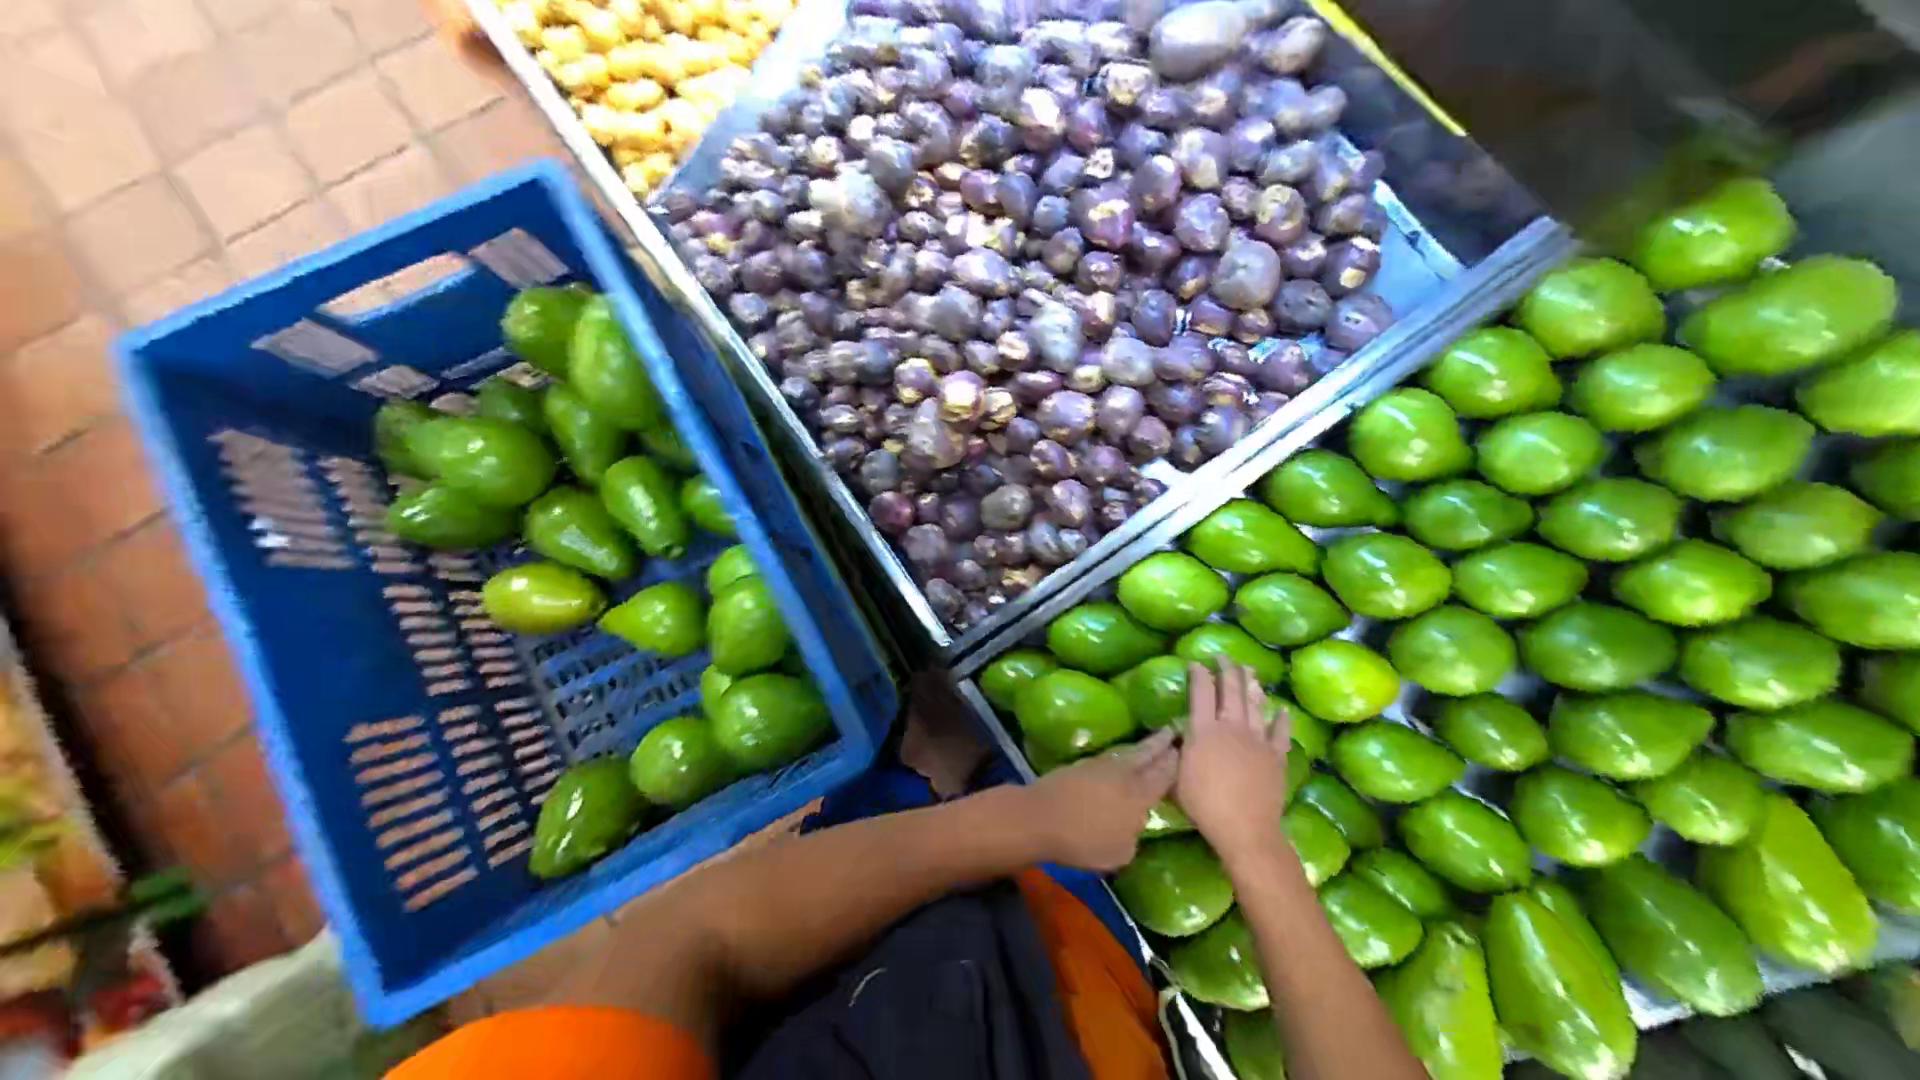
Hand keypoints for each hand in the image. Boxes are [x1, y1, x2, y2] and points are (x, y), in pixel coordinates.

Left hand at [1023, 730, 1178, 871]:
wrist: (1040, 817)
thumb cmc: (1083, 841)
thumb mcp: (1120, 852)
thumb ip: (1133, 835)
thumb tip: (1133, 822)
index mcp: (1138, 794)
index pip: (1163, 774)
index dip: (1175, 762)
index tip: (1184, 749)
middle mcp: (1122, 774)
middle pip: (1146, 754)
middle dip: (1161, 743)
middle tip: (1173, 730)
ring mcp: (1099, 766)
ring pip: (1126, 753)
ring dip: (1141, 746)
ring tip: (1152, 741)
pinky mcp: (1080, 766)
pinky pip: (1109, 757)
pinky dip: (1121, 754)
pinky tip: (1121, 757)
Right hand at [1177, 662, 1292, 863]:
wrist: (1245, 827)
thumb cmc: (1204, 804)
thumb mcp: (1177, 777)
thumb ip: (1176, 752)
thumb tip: (1176, 735)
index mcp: (1204, 730)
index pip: (1201, 692)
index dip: (1199, 674)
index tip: (1196, 662)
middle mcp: (1231, 727)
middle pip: (1230, 691)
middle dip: (1227, 670)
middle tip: (1224, 657)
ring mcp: (1257, 739)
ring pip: (1255, 704)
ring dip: (1251, 684)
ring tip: (1249, 669)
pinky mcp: (1276, 755)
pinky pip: (1280, 732)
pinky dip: (1281, 719)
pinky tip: (1282, 709)